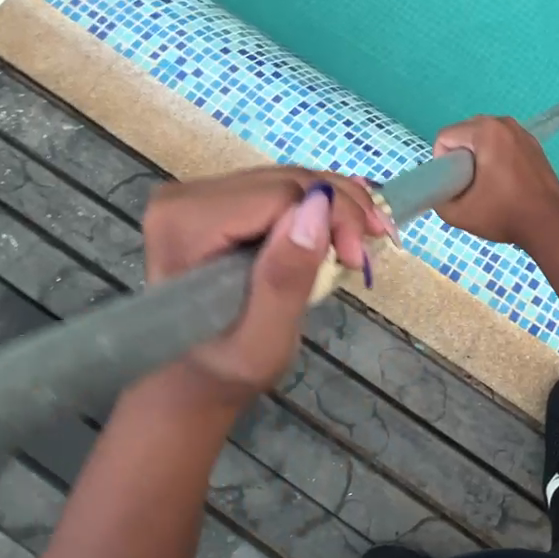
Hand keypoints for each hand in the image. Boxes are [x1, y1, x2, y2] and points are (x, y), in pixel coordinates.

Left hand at [135, 167, 392, 409]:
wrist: (195, 377)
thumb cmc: (226, 368)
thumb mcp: (264, 340)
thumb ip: (286, 277)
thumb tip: (318, 207)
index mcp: (185, 228)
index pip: (281, 195)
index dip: (332, 216)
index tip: (355, 258)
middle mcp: (186, 199)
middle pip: (289, 181)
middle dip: (343, 209)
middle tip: (373, 245)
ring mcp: (201, 195)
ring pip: (293, 179)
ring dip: (340, 205)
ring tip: (365, 237)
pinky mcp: (220, 199)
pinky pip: (285, 186)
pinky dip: (323, 204)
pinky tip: (345, 224)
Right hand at [433, 116, 558, 247]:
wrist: (548, 223)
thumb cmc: (503, 214)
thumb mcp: (458, 213)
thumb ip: (438, 198)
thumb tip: (440, 191)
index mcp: (486, 131)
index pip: (446, 136)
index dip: (442, 162)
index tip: (454, 183)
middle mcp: (505, 123)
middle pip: (465, 132)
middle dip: (460, 156)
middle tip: (467, 183)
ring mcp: (522, 132)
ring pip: (485, 137)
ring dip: (477, 155)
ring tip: (484, 183)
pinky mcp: (534, 144)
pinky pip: (503, 143)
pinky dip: (496, 156)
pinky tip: (502, 180)